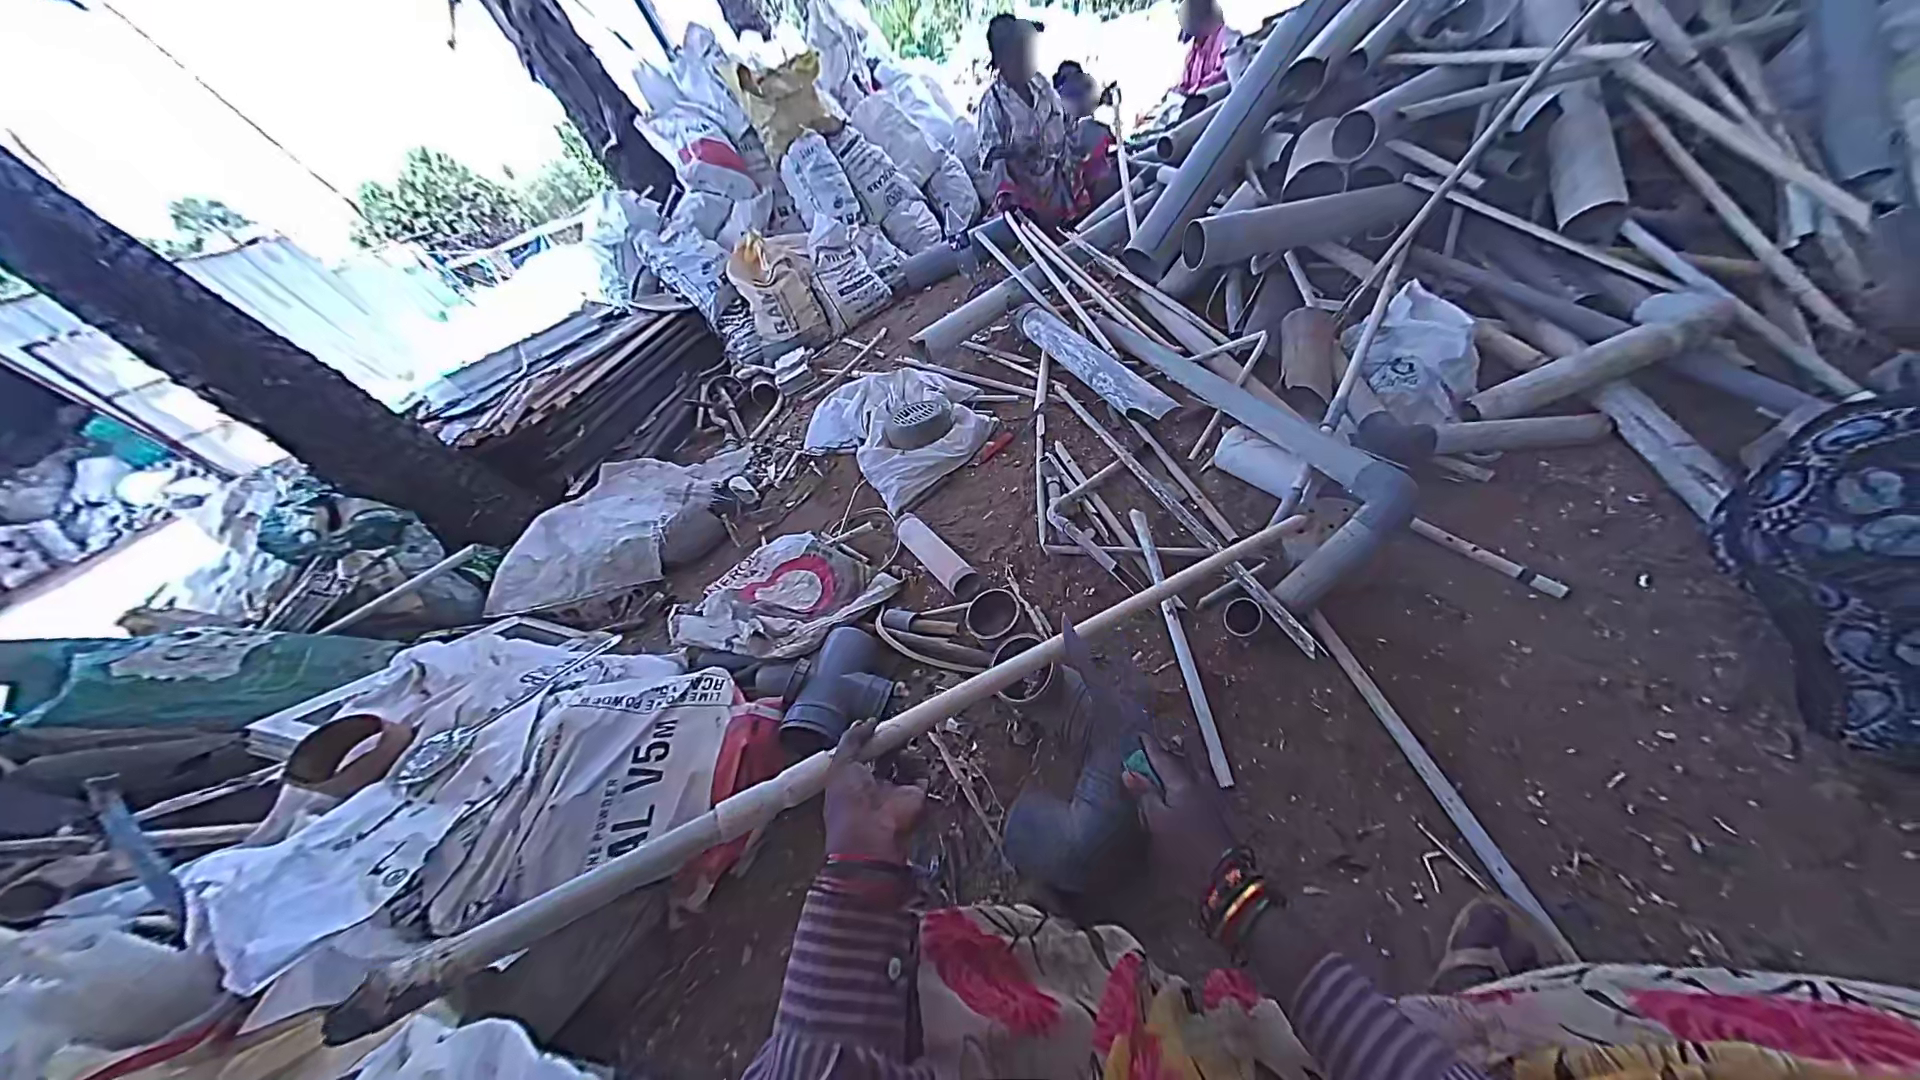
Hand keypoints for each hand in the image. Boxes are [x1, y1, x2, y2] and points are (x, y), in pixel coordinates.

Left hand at [822, 719, 926, 862]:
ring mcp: (896, 792)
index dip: (869, 740)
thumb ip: (852, 740)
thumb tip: (865, 722)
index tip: (874, 725)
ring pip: (905, 763)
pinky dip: (918, 763)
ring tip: (901, 740)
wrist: (870, 835)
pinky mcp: (915, 796)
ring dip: (903, 750)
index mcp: (853, 781)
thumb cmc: (847, 802)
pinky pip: (921, 774)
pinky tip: (909, 756)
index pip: (864, 755)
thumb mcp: (841, 764)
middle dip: (890, 742)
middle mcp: (876, 787)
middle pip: (887, 757)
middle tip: (893, 728)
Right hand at [1122, 736, 1239, 898]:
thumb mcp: (1157, 821)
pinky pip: (1199, 784)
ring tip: (1171, 758)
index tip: (1140, 734)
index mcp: (1182, 782)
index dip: (1150, 747)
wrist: (1224, 879)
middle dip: (1167, 752)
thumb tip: (1130, 772)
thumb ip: (1145, 795)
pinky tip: (1186, 784)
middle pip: (1181, 761)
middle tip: (1154, 744)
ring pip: (1193, 772)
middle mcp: (1199, 784)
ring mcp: (1212, 799)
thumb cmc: (1184, 849)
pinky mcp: (1218, 814)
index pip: (1162, 758)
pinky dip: (1188, 779)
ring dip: (1180, 764)